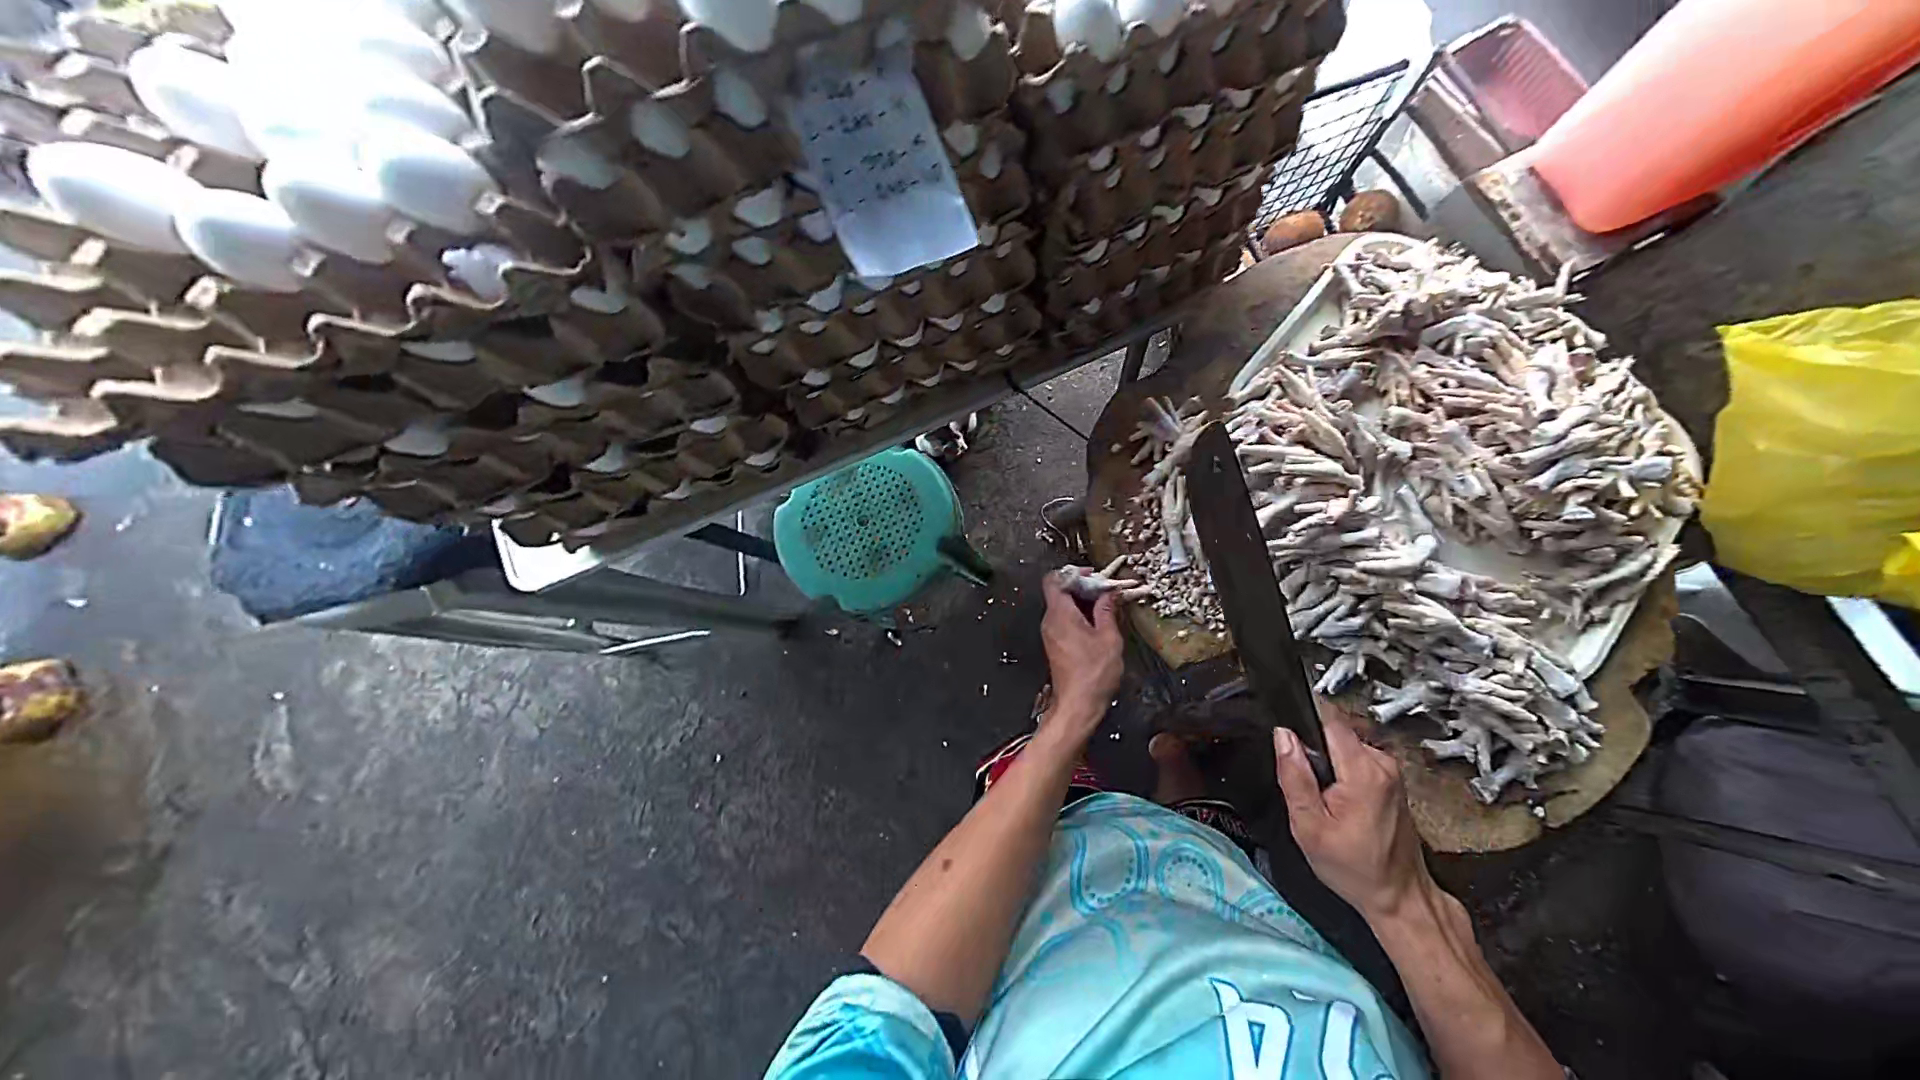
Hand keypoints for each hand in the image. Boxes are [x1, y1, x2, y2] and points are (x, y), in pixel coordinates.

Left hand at [1038, 572, 1124, 743]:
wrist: (1077, 704)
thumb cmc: (1093, 673)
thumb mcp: (1108, 637)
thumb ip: (1107, 611)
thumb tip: (1109, 593)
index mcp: (1060, 614)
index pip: (1054, 579)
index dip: (1073, 572)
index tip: (1094, 576)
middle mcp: (1050, 621)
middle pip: (1059, 591)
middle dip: (1083, 587)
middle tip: (1106, 591)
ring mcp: (1050, 633)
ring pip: (1063, 606)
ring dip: (1083, 602)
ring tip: (1107, 606)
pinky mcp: (1055, 644)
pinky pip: (1064, 620)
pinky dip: (1079, 615)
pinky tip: (1099, 622)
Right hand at [1273, 705, 1435, 922]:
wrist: (1400, 897)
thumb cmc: (1354, 868)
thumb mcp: (1308, 826)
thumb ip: (1293, 775)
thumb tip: (1282, 735)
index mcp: (1364, 772)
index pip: (1329, 719)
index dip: (1303, 724)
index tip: (1290, 743)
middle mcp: (1383, 765)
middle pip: (1334, 733)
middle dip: (1313, 751)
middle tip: (1307, 787)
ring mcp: (1391, 772)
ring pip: (1343, 746)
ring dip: (1327, 763)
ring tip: (1323, 798)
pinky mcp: (1392, 781)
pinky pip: (1356, 759)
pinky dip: (1341, 773)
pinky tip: (1339, 803)